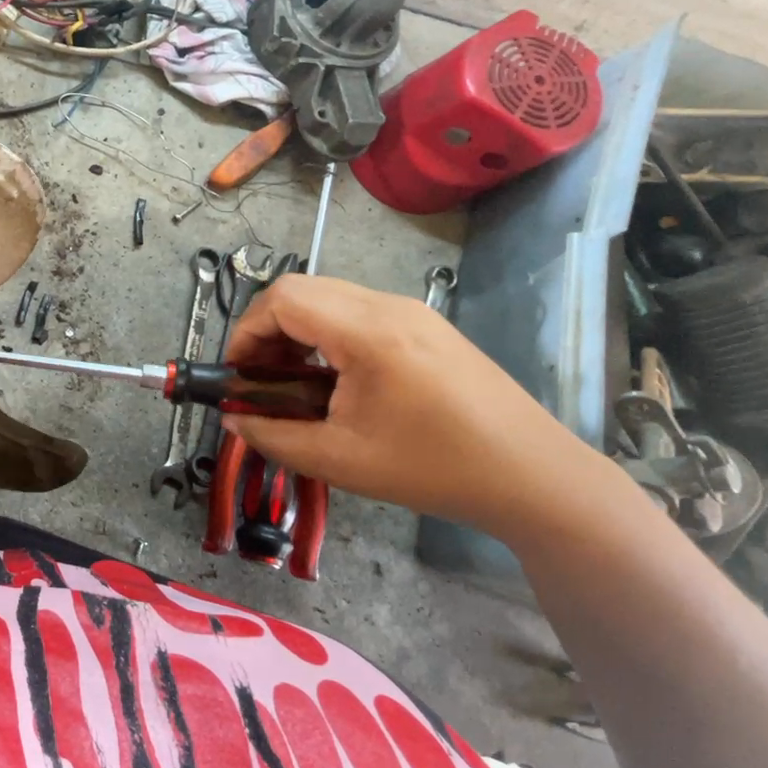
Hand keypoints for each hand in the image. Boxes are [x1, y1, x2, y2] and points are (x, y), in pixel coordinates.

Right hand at [221, 274, 613, 538]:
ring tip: (292, 380)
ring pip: (328, 297)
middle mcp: (390, 308)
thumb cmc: (431, 469)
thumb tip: (233, 418)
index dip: (246, 332)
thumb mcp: (337, 460)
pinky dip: (326, 333)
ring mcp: (413, 314)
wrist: (534, 478)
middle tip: (260, 377)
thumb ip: (272, 435)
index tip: (238, 375)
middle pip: (301, 289)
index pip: (282, 300)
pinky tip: (332, 379)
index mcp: (368, 333)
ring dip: (295, 330)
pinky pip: (356, 311)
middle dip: (265, 329)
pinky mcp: (427, 328)